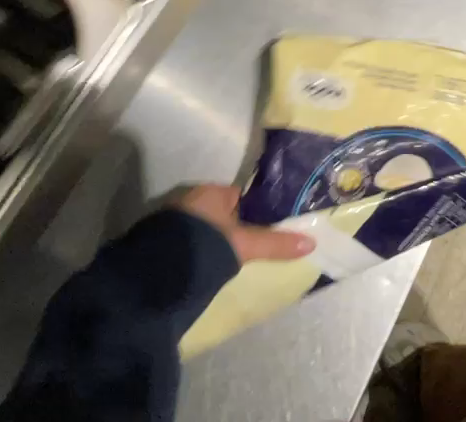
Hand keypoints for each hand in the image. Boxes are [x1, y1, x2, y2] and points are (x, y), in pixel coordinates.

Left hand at [172, 184, 314, 262]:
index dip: (254, 212)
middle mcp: (190, 199)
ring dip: (213, 242)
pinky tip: (205, 268)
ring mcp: (172, 220)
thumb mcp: (243, 245)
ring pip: (204, 229)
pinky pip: (188, 242)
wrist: (154, 274)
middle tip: (249, 248)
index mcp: (211, 192)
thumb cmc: (203, 245)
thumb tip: (311, 242)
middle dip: (233, 228)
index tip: (266, 228)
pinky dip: (198, 253)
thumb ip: (275, 243)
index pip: (240, 196)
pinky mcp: (159, 242)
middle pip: (222, 213)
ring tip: (229, 262)